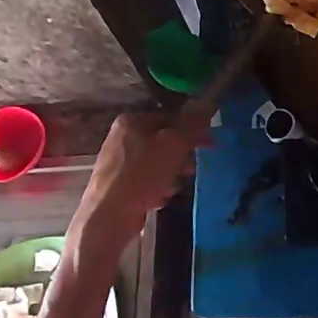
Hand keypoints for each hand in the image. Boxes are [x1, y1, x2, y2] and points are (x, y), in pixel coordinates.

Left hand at [68, 111, 208, 267]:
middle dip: (182, 155)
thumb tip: (208, 99)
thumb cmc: (141, 175)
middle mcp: (121, 136)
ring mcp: (117, 161)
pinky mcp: (117, 183)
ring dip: (171, 173)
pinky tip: (161, 198)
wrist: (107, 217)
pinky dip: (157, 187)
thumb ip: (191, 124)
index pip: (171, 116)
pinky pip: (146, 179)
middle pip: (163, 140)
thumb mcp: (172, 146)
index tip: (210, 145)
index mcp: (131, 120)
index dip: (193, 129)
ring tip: (176, 186)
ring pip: (156, 161)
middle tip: (191, 169)